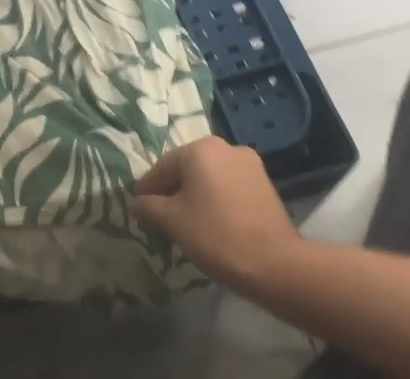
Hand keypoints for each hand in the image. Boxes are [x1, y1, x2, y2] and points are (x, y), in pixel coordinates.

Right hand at [131, 136, 303, 292]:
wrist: (274, 263)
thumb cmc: (216, 234)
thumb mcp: (172, 221)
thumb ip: (149, 206)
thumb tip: (135, 202)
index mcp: (201, 148)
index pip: (164, 166)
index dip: (148, 188)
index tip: (138, 206)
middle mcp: (226, 147)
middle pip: (189, 167)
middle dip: (174, 189)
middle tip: (161, 215)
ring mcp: (250, 164)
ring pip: (211, 176)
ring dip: (197, 193)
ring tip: (187, 220)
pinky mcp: (266, 183)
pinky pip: (230, 186)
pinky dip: (217, 198)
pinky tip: (213, 221)